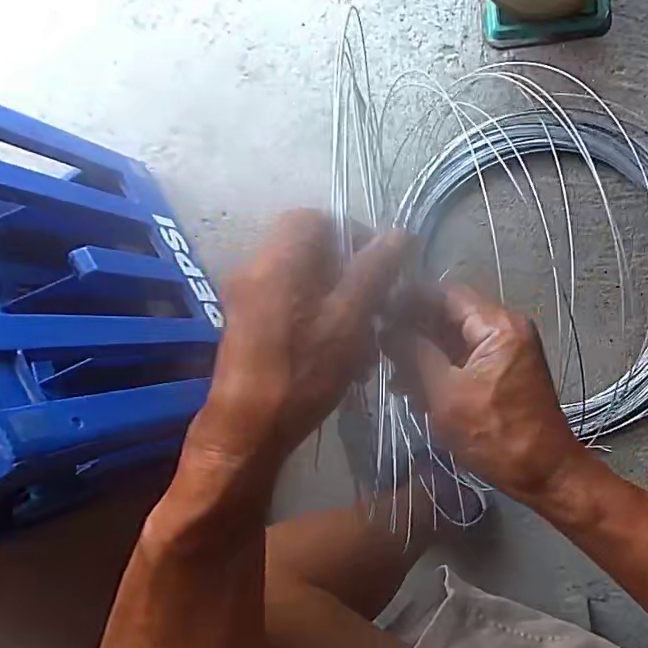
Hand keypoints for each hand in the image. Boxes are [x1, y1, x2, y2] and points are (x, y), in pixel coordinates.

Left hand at [188, 210, 409, 476]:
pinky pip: (293, 304)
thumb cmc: (303, 371)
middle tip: (377, 304)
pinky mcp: (250, 324)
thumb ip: (374, 270)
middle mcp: (255, 270)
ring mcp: (248, 298)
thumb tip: (399, 234)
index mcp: (277, 260)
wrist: (248, 429)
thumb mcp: (349, 318)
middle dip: (351, 273)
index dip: (352, 232)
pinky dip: (321, 318)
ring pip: (306, 280)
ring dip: (340, 300)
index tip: (381, 264)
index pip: (315, 218)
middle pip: (311, 250)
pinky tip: (342, 352)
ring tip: (365, 337)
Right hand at [399, 282, 586, 501]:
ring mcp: (507, 351)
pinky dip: (442, 372)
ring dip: (425, 357)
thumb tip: (386, 327)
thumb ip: (414, 353)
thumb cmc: (495, 434)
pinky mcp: (503, 372)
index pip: (446, 294)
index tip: (377, 315)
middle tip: (381, 353)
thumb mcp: (446, 393)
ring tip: (397, 383)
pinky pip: (467, 360)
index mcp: (498, 325)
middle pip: (450, 316)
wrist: (544, 473)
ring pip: (455, 341)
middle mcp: (506, 329)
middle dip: (414, 334)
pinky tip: (417, 394)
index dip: (409, 301)